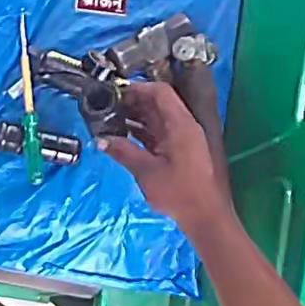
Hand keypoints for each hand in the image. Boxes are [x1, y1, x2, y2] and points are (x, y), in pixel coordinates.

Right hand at [100, 81, 236, 236]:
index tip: (116, 93)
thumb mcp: (146, 170)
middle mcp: (183, 127)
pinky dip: (141, 132)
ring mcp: (182, 139)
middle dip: (133, 103)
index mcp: (180, 125)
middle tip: (108, 107)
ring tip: (111, 121)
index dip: (137, 89)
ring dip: (135, 118)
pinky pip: (158, 133)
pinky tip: (123, 137)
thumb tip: (101, 140)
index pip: (160, 93)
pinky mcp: (179, 151)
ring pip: (157, 119)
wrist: (203, 216)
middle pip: (158, 104)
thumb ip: (123, 151)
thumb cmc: (178, 192)